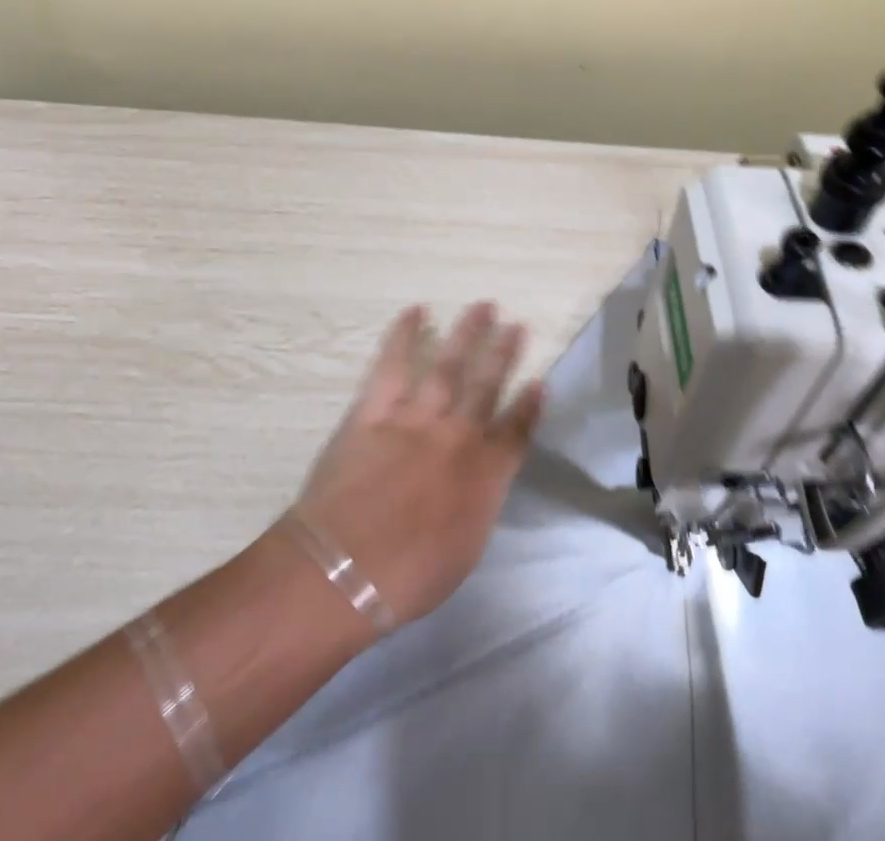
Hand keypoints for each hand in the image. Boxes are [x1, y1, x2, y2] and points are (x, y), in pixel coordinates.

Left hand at [289, 302, 543, 625]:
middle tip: (518, 324)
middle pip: (487, 387)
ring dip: (467, 335)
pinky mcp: (372, 413)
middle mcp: (458, 439)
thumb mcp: (465, 550)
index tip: (540, 382)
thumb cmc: (409, 577)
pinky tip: (416, 312)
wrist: (345, 569)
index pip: (517, 432)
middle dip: (505, 355)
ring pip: (448, 367)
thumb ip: (477, 507)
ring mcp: (415, 420)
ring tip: (483, 306)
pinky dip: (404, 337)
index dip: (530, 406)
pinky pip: (392, 366)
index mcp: (485, 476)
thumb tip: (479, 487)